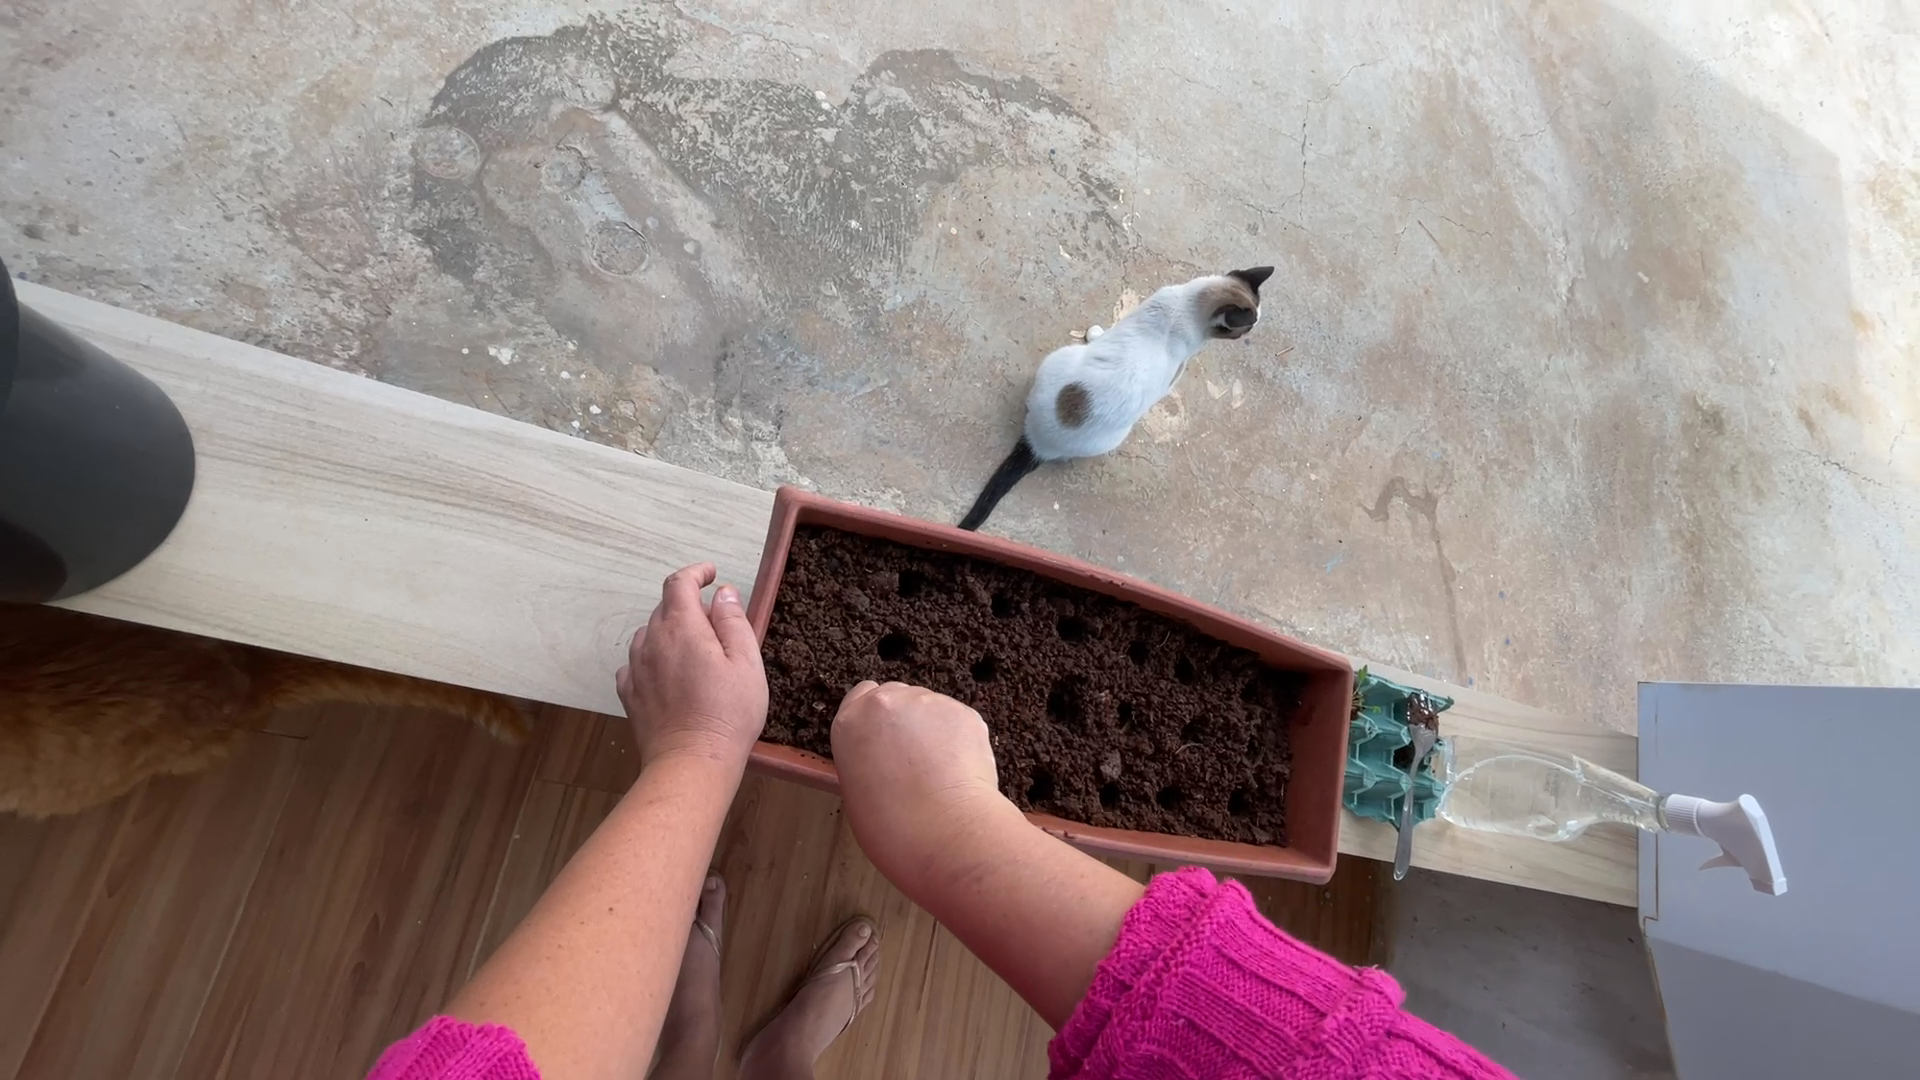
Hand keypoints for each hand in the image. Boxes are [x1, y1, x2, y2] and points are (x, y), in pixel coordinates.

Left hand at [617, 563, 767, 766]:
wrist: (692, 762)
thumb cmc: (728, 712)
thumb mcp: (746, 662)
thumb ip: (733, 621)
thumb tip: (724, 593)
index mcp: (683, 628)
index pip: (679, 583)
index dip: (695, 573)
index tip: (712, 575)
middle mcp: (653, 642)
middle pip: (665, 607)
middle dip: (690, 605)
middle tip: (717, 624)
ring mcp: (636, 669)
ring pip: (650, 634)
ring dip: (671, 631)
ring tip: (696, 650)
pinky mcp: (630, 694)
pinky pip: (637, 663)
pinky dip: (653, 658)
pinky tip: (670, 673)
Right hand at [830, 682, 1018, 880]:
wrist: (943, 831)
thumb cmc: (894, 828)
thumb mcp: (856, 791)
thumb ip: (866, 758)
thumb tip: (884, 757)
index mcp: (851, 723)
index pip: (860, 695)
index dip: (875, 716)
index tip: (883, 734)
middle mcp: (886, 703)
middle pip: (896, 696)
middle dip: (904, 719)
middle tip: (912, 758)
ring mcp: (927, 702)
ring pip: (930, 707)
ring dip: (932, 728)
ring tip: (938, 770)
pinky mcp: (963, 711)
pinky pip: (958, 719)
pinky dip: (959, 737)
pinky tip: (958, 769)